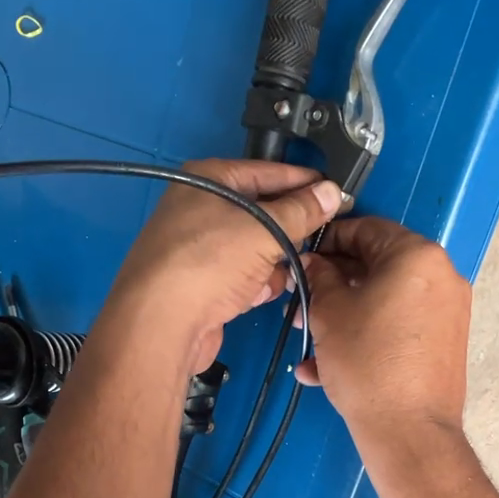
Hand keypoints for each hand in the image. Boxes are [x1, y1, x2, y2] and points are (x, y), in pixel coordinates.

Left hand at [105, 159, 342, 366]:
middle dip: (289, 231)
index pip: (267, 172)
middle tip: (317, 239)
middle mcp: (202, 209)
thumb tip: (332, 192)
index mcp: (209, 179)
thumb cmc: (208, 263)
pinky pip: (244, 277)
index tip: (335, 193)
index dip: (303, 182)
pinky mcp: (205, 285)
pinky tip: (258, 295)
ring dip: (274, 264)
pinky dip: (256, 286)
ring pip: (257, 249)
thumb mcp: (263, 229)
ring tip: (284, 274)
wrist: (163, 325)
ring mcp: (201, 249)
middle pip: (263, 213)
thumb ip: (301, 212)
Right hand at [294, 216, 470, 435]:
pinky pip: (398, 330)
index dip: (329, 240)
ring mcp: (448, 314)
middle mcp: (442, 277)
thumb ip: (319, 277)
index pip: (367, 229)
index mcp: (417, 256)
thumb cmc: (367, 363)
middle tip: (300, 305)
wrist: (409, 432)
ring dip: (344, 318)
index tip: (303, 256)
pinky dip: (367, 339)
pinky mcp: (444, 346)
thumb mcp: (329, 314)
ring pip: (385, 303)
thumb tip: (313, 263)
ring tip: (309, 342)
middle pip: (377, 268)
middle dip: (333, 287)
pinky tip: (328, 369)